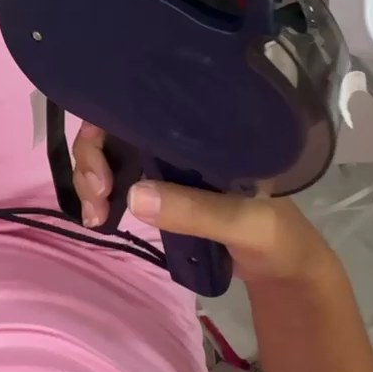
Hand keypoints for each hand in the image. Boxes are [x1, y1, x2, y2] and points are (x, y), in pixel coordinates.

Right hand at [71, 123, 333, 287]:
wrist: (283, 269)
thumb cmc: (275, 232)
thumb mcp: (246, 222)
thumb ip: (196, 210)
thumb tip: (134, 196)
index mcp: (195, 126)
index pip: (137, 102)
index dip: (104, 122)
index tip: (99, 163)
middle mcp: (171, 135)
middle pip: (111, 126)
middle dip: (90, 156)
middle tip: (97, 195)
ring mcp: (160, 162)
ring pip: (106, 153)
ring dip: (88, 179)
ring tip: (96, 216)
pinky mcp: (155, 189)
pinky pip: (114, 180)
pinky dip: (97, 196)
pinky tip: (98, 218)